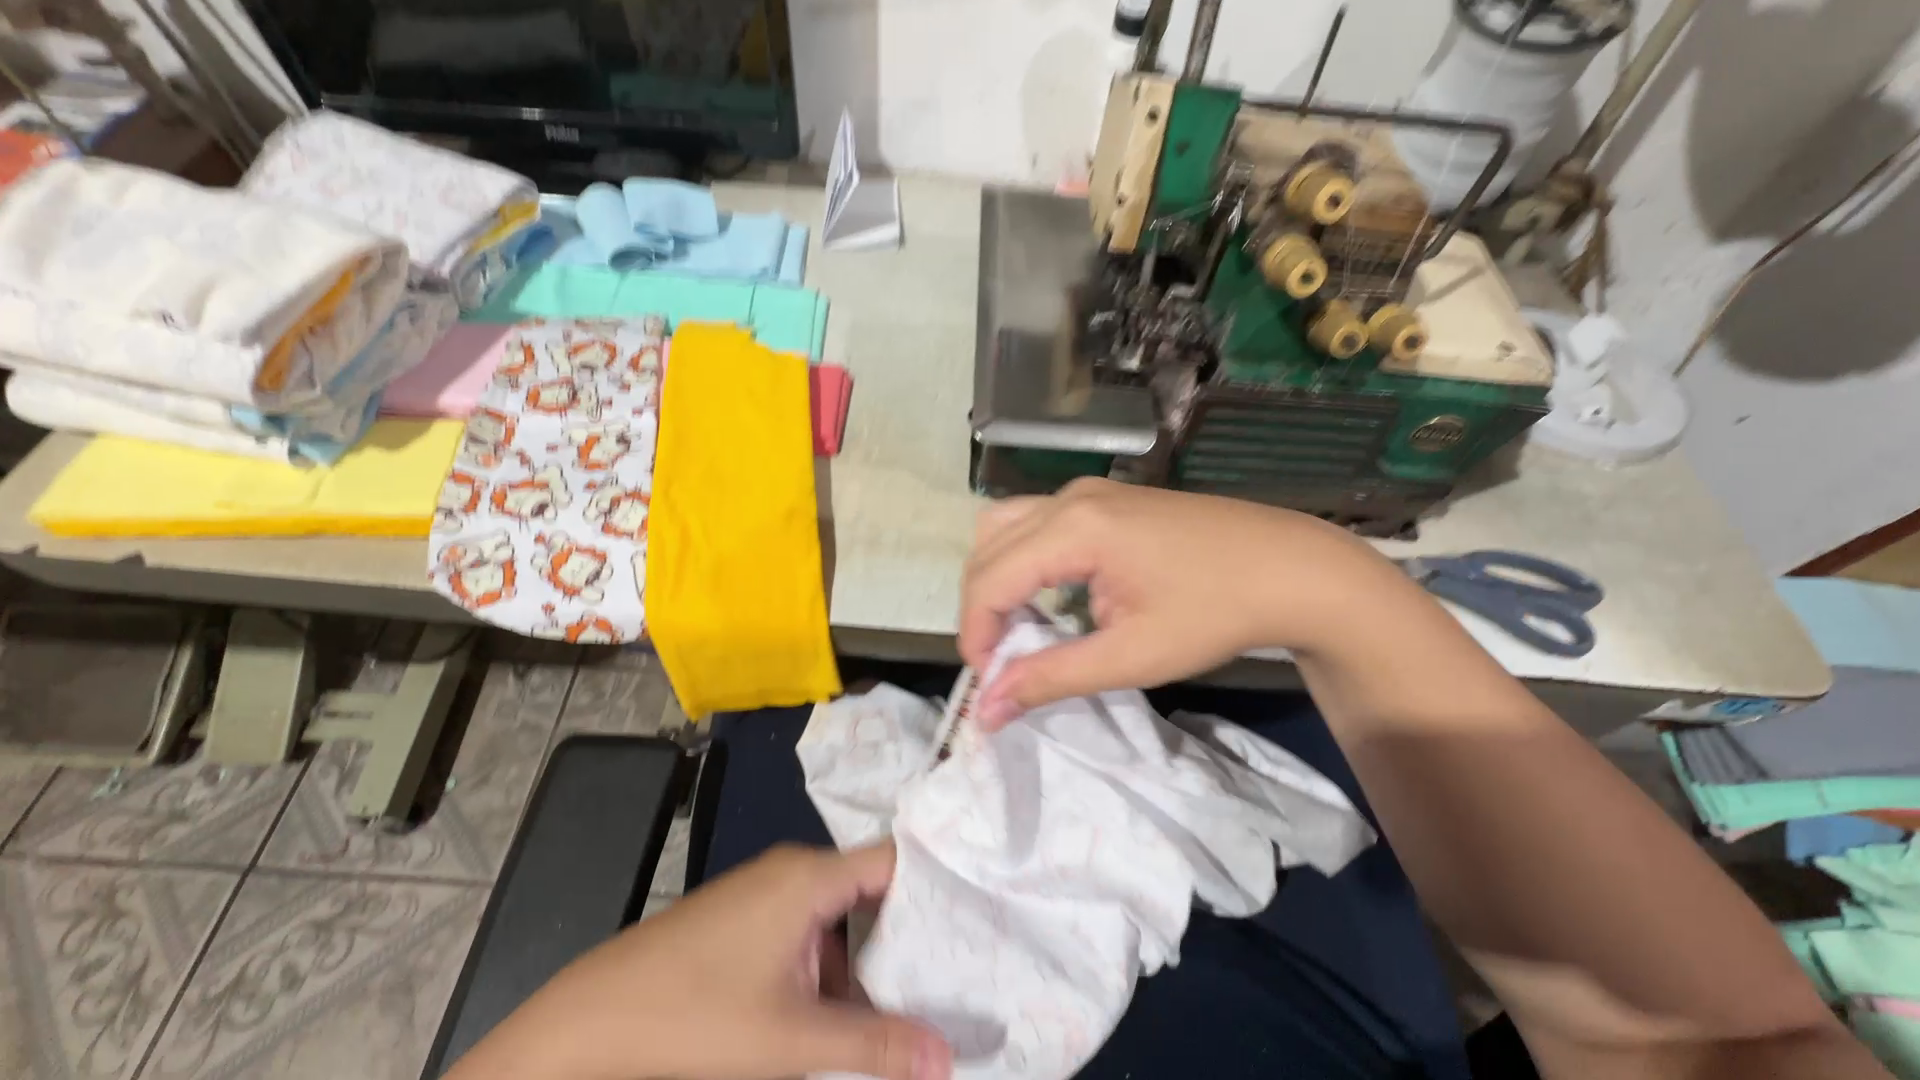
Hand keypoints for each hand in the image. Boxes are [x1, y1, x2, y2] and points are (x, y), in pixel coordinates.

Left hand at [447, 843, 952, 1079]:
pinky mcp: (744, 923)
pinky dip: (834, 969)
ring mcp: (764, 896)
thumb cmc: (693, 1019)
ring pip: (840, 919)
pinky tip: (849, 1016)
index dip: (942, 888)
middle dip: (912, 937)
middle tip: (961, 975)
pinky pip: (808, 934)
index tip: (982, 924)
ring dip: (871, 963)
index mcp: (810, 876)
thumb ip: (877, 1046)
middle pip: (873, 892)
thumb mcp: (793, 1039)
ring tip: (916, 1005)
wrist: (583, 1028)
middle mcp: (791, 872)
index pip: (897, 862)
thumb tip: (948, 1058)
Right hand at [961, 478, 1406, 729]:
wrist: (1292, 568)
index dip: (977, 636)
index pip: (991, 581)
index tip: (989, 686)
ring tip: (1022, 630)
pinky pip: (1037, 523)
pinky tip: (1054, 599)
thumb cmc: (1216, 615)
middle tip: (1003, 663)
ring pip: (1005, 528)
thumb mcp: (1131, 657)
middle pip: (988, 549)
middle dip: (982, 610)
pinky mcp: (1106, 498)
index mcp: (1075, 529)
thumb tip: (986, 710)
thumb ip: (1051, 678)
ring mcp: (1089, 492)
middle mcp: (1071, 498)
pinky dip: (1025, 561)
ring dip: (998, 579)